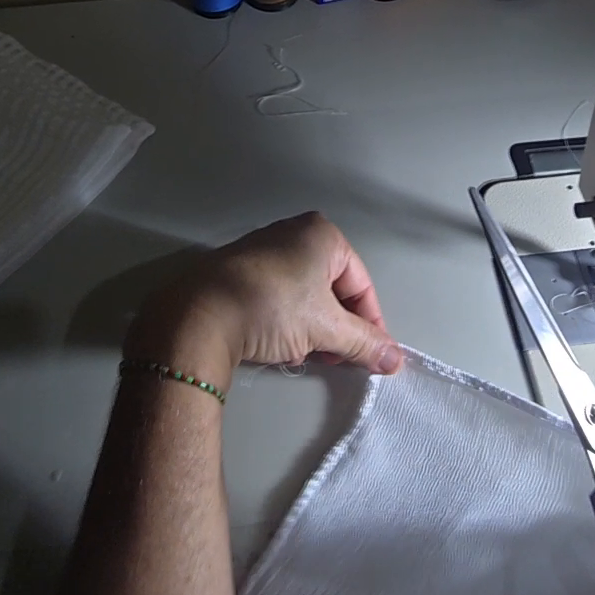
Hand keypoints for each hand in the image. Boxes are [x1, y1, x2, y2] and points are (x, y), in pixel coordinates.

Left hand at [125, 212, 403, 383]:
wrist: (199, 315)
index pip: (361, 284)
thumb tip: (396, 361)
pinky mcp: (238, 270)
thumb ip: (365, 344)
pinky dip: (284, 322)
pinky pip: (276, 296)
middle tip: (333, 357)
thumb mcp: (326, 329)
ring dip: (311, 329)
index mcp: (322, 234)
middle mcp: (293, 232)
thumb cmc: (271, 309)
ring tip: (301, 353)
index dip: (369, 324)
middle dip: (336, 328)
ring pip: (304, 296)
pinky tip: (276, 344)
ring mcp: (263, 249)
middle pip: (332, 289)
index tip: (370, 357)